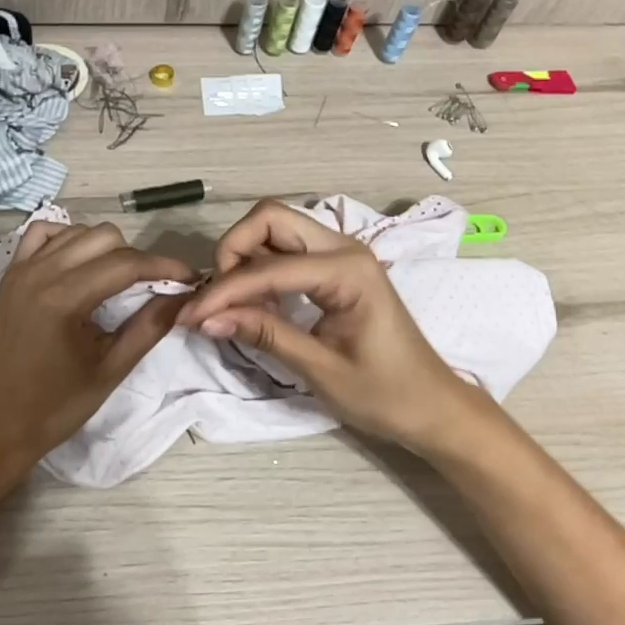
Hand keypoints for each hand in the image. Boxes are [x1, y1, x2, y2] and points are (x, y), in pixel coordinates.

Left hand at [0, 220, 193, 462]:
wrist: (2, 421)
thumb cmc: (59, 404)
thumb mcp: (112, 369)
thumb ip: (149, 326)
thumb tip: (184, 296)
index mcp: (63, 299)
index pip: (125, 264)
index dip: (164, 266)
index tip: (190, 277)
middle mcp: (40, 273)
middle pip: (104, 238)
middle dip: (136, 258)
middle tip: (152, 286)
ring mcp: (21, 269)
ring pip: (77, 231)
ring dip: (105, 248)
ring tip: (119, 280)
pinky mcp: (11, 273)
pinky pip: (43, 234)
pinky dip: (67, 238)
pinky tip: (81, 263)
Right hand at [177, 199, 483, 451]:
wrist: (434, 406)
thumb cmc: (386, 394)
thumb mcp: (321, 370)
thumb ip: (264, 334)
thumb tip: (206, 318)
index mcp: (347, 270)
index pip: (268, 267)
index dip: (224, 290)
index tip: (190, 316)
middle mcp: (343, 247)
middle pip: (269, 218)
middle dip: (232, 250)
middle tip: (216, 297)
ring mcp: (340, 252)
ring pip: (274, 227)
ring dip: (244, 255)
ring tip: (231, 303)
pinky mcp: (334, 266)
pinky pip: (285, 248)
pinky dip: (260, 265)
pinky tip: (253, 301)